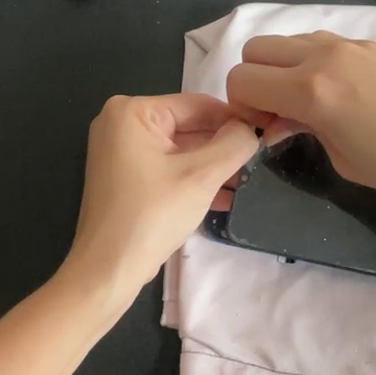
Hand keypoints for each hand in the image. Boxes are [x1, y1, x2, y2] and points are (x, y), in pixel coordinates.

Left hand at [62, 93, 259, 298]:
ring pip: (180, 151)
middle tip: (261, 160)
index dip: (235, 119)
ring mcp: (120, 153)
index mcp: (132, 112)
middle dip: (223, 147)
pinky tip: (226, 197)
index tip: (268, 133)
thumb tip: (251, 129)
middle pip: (188, 127)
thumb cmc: (150, 216)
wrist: (107, 270)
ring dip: (213, 167)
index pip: (197, 105)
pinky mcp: (125, 180)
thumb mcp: (200, 177)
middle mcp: (120, 125)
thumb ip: (233, 145)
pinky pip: (167, 169)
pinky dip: (193, 181)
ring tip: (249, 182)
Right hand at [224, 32, 375, 207]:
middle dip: (254, 82)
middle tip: (277, 116)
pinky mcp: (373, 47)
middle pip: (256, 50)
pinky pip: (320, 46)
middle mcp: (323, 56)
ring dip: (282, 71)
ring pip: (288, 43)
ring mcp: (351, 46)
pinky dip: (310, 66)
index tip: (262, 131)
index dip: (240, 108)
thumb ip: (304, 132)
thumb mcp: (344, 161)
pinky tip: (338, 100)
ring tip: (307, 109)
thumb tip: (282, 122)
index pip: (241, 80)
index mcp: (311, 89)